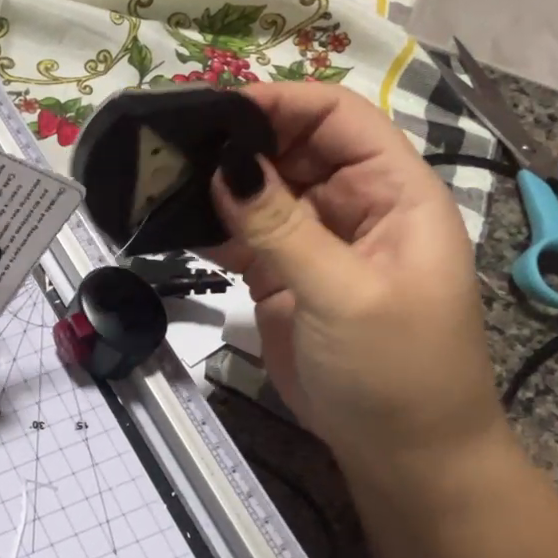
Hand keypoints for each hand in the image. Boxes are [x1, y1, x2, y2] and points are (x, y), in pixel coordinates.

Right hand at [204, 83, 502, 471]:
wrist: (400, 454)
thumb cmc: (397, 370)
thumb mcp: (345, 294)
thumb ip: (282, 228)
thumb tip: (223, 164)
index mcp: (395, 194)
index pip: (339, 119)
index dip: (281, 103)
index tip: (214, 107)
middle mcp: (353, 205)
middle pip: (292, 147)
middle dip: (237, 139)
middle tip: (168, 140)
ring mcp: (313, 239)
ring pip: (259, 188)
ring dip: (215, 180)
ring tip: (157, 172)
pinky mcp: (281, 272)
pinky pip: (240, 231)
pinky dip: (206, 223)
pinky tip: (168, 216)